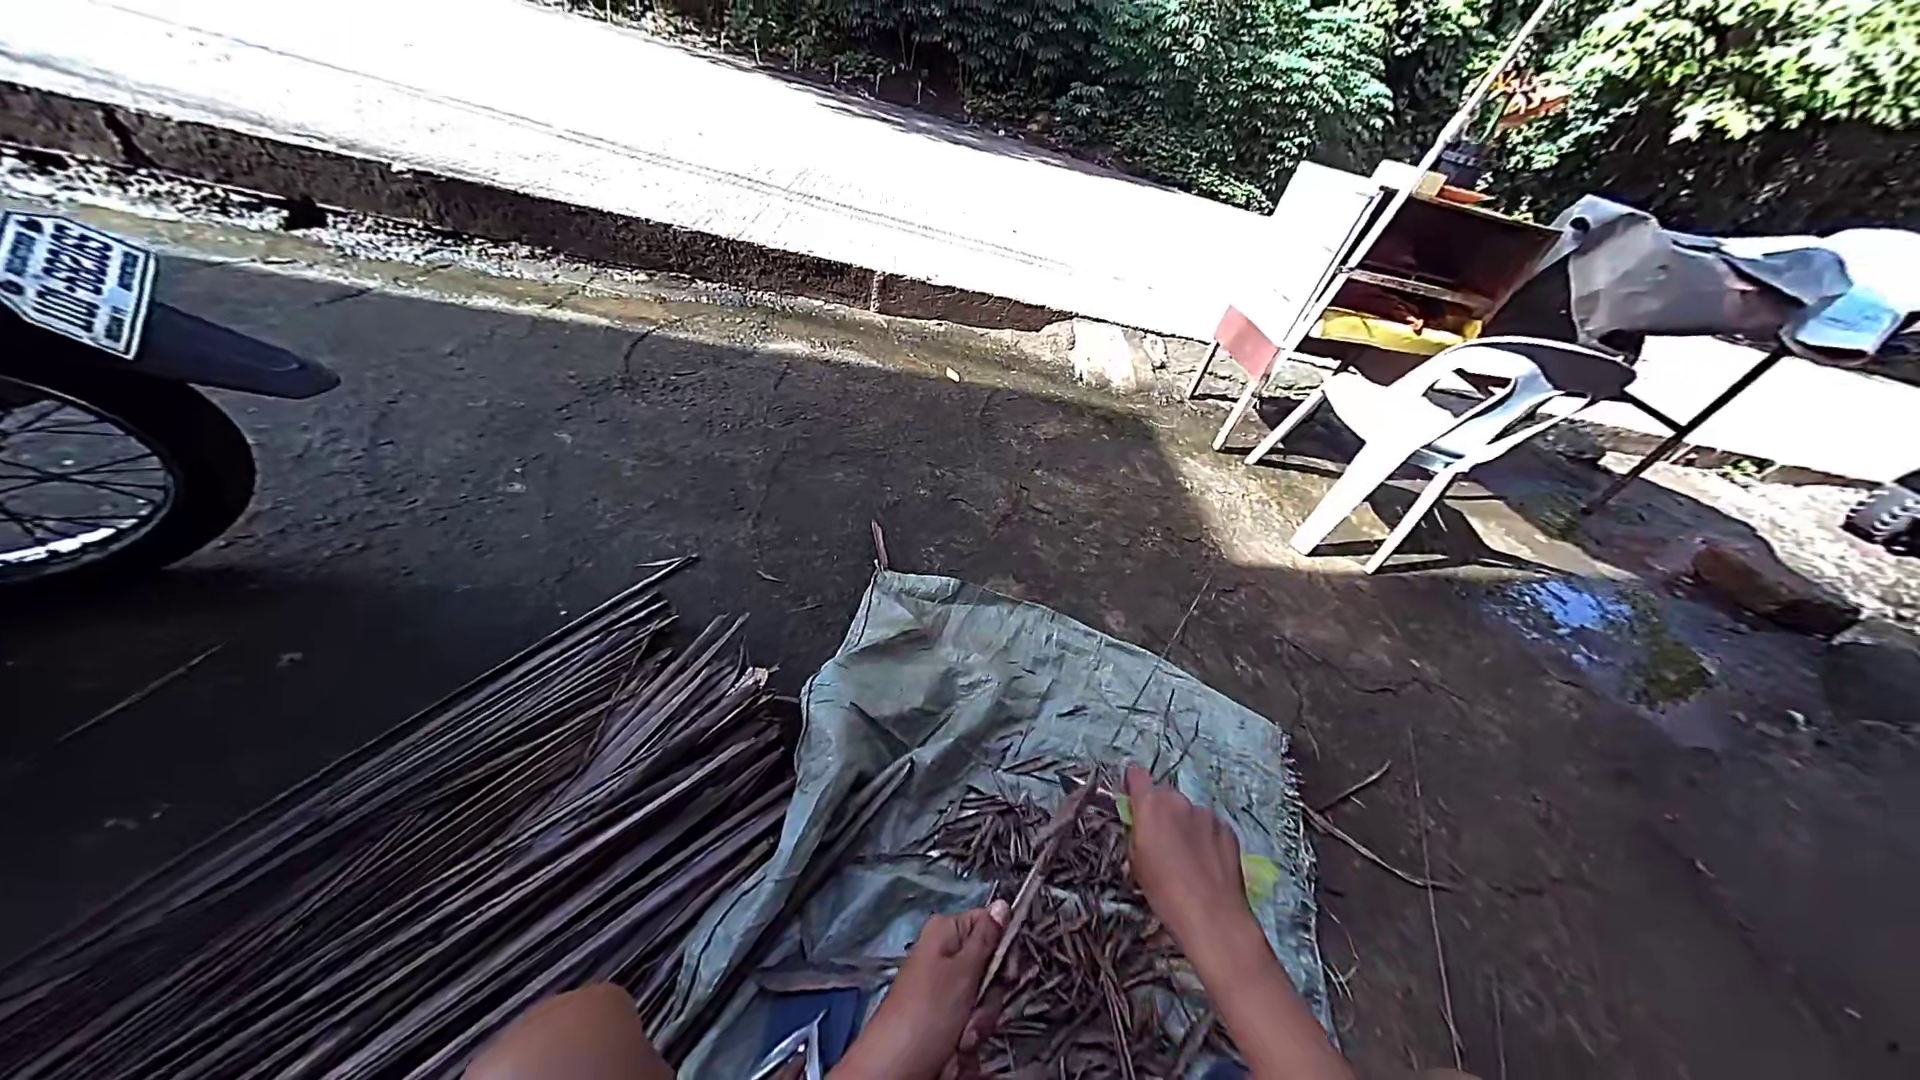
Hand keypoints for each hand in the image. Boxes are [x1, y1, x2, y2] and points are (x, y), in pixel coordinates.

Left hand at [831, 901, 1009, 1079]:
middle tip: (974, 1009)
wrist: (895, 1071)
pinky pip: (973, 1021)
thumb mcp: (962, 972)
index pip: (989, 923)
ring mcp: (946, 988)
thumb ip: (987, 938)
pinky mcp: (946, 1017)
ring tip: (961, 1037)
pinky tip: (956, 1049)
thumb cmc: (927, 1012)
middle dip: (989, 995)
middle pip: (991, 966)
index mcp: (946, 932)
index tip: (1008, 972)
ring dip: (980, 1022)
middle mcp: (946, 955)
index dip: (1003, 947)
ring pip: (985, 999)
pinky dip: (970, 1038)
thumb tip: (1003, 903)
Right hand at [1124, 764, 1259, 962]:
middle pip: (1165, 795)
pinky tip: (1207, 863)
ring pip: (1189, 812)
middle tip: (1161, 839)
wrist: (1213, 917)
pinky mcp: (1228, 830)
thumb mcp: (1136, 861)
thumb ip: (1137, 831)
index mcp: (1151, 805)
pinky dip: (1205, 837)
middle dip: (1161, 810)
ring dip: (1185, 825)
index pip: (1136, 775)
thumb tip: (1140, 823)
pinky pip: (1210, 826)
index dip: (1133, 786)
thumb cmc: (1164, 891)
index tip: (1133, 801)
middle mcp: (1179, 801)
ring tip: (1188, 857)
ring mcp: (1207, 814)